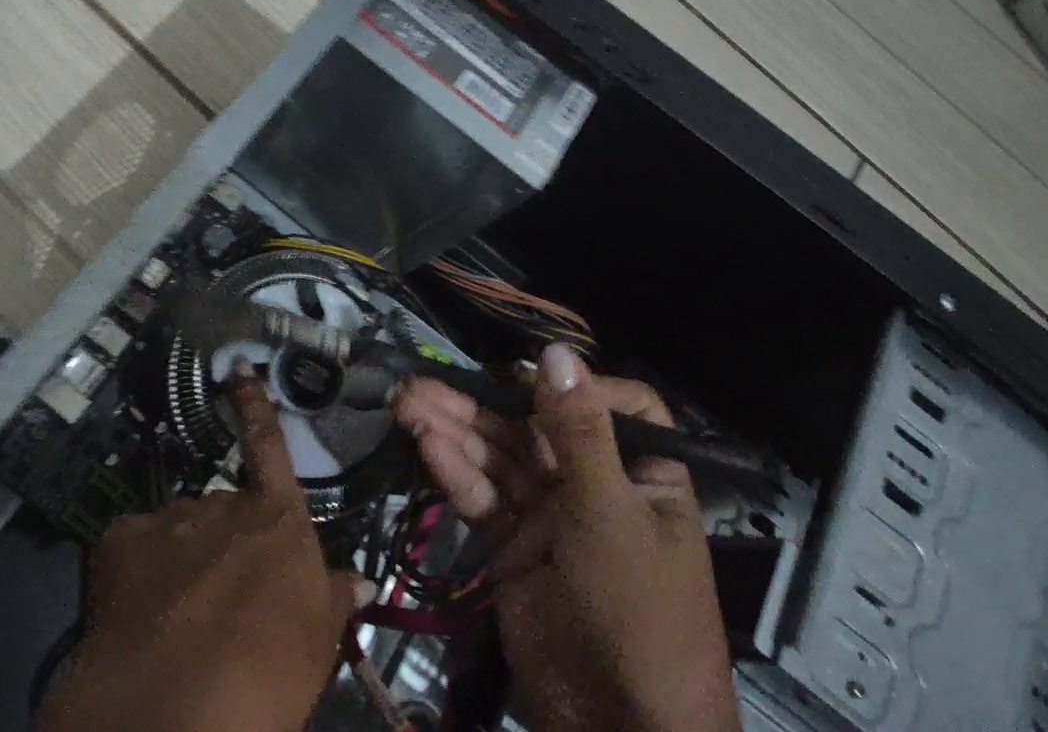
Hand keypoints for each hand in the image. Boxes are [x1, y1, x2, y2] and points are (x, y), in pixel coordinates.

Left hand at [36, 361, 365, 731]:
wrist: (175, 703)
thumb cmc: (269, 672)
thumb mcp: (319, 643)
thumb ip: (334, 600)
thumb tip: (357, 581)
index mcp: (277, 522)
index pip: (269, 448)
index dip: (255, 407)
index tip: (239, 369)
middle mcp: (221, 506)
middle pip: (222, 511)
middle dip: (222, 543)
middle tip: (221, 600)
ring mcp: (167, 518)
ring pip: (178, 530)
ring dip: (181, 559)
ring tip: (177, 616)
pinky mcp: (119, 539)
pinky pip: (134, 548)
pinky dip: (139, 571)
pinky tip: (140, 612)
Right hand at [395, 343, 739, 731]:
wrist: (617, 724)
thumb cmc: (634, 609)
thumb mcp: (608, 514)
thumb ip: (576, 432)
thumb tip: (555, 352)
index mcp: (642, 474)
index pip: (614, 407)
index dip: (570, 388)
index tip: (519, 377)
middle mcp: (595, 487)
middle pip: (534, 431)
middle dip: (480, 407)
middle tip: (420, 385)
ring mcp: (550, 519)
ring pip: (499, 463)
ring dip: (454, 434)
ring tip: (405, 406)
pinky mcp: (514, 549)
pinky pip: (484, 502)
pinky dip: (456, 477)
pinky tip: (426, 449)